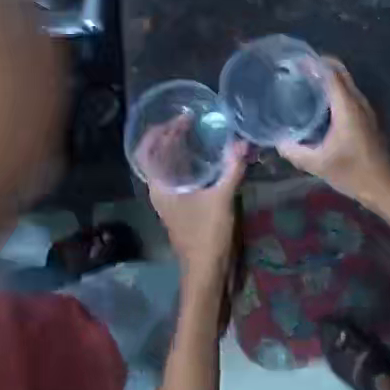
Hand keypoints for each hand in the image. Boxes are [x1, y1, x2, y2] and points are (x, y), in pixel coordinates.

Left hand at [147, 133, 249, 294]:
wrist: (206, 272)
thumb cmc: (206, 235)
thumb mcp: (221, 199)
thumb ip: (232, 169)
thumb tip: (242, 142)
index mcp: (160, 187)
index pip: (147, 151)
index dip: (159, 131)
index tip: (180, 117)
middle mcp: (161, 190)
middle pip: (159, 155)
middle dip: (173, 135)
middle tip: (195, 119)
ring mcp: (171, 199)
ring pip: (170, 165)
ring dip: (182, 147)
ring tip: (202, 131)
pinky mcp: (184, 204)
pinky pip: (182, 175)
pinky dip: (191, 161)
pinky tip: (210, 155)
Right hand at [279, 59, 389, 213]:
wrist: (384, 185)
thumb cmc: (353, 172)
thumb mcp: (319, 165)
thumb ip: (296, 152)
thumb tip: (278, 141)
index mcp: (347, 107)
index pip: (331, 74)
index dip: (314, 64)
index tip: (296, 60)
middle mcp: (358, 102)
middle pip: (341, 72)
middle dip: (321, 65)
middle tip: (298, 69)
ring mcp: (366, 108)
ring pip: (347, 82)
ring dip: (329, 77)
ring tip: (306, 82)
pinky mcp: (367, 117)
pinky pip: (350, 93)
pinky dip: (336, 89)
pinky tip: (320, 102)